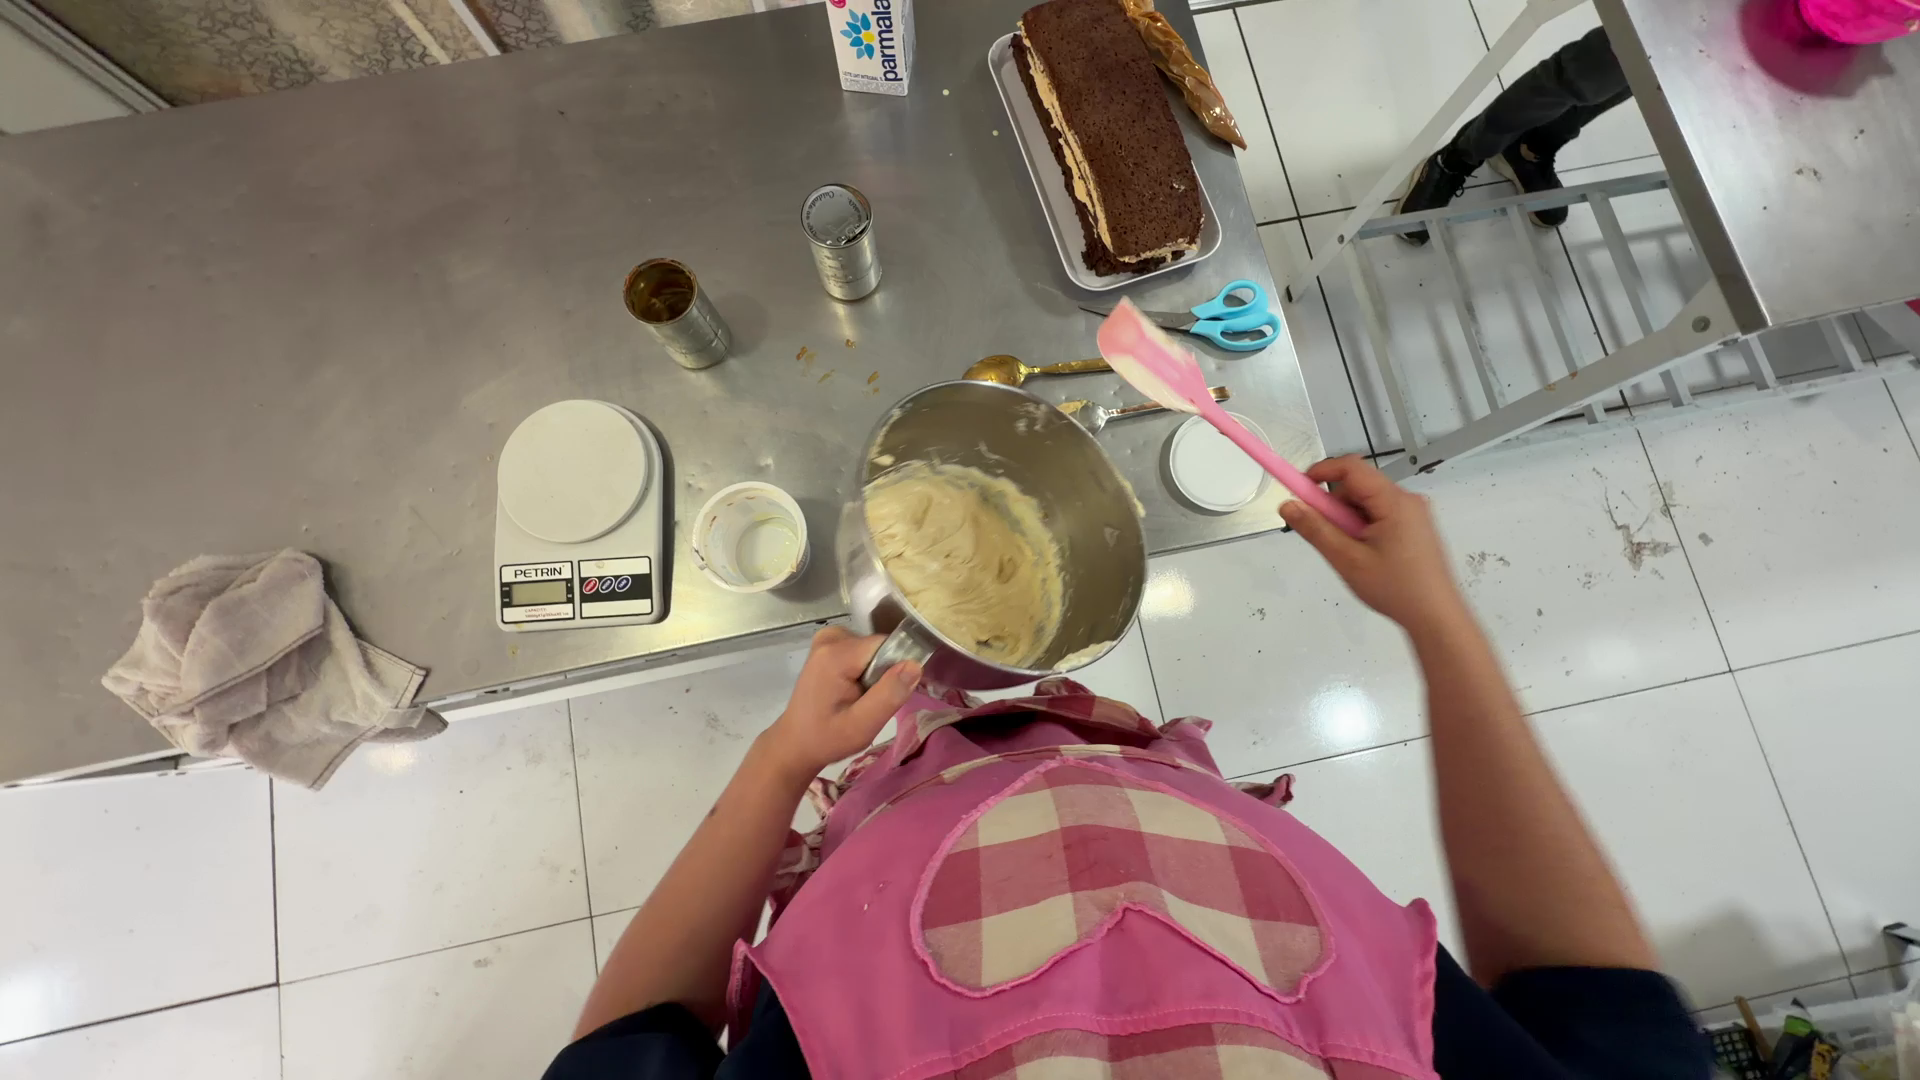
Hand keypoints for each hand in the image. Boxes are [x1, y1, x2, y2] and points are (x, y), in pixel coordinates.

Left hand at [762, 626, 920, 780]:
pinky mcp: (828, 644)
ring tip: (859, 699)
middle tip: (868, 703)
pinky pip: (863, 651)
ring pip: (873, 650)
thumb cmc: (827, 738)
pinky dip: (864, 670)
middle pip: (879, 648)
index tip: (886, 696)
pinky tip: (851, 690)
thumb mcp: (862, 726)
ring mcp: (828, 638)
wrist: (795, 743)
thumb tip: (916, 665)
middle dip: (882, 674)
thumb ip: (889, 694)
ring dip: (874, 674)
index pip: (886, 646)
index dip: (894, 670)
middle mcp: (831, 637)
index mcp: (836, 654)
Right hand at [1278, 456, 1466, 633]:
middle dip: (1332, 504)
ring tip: (1347, 552)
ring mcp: (1413, 514)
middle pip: (1358, 486)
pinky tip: (1363, 554)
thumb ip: (1315, 529)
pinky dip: (1361, 527)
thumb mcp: (1346, 559)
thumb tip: (1287, 505)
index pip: (1352, 468)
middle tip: (1322, 535)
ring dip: (1346, 519)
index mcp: (1394, 501)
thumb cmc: (1394, 588)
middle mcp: (1407, 500)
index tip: (1297, 490)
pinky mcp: (1414, 527)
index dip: (1320, 471)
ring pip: (1366, 503)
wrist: (1436, 617)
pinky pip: (1378, 515)